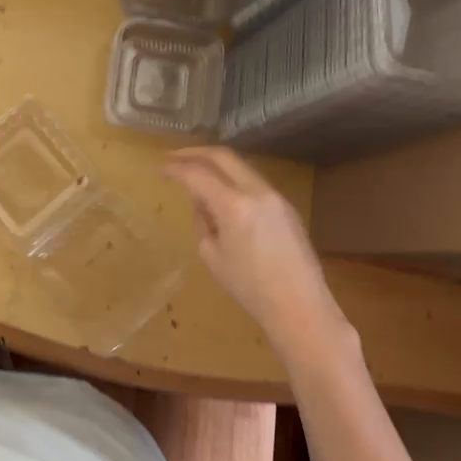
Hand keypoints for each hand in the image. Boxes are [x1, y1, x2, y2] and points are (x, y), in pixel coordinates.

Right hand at [163, 147, 348, 358]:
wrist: (299, 306)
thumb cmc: (249, 288)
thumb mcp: (212, 255)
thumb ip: (203, 221)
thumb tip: (202, 203)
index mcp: (234, 206)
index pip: (198, 174)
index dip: (176, 168)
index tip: (161, 168)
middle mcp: (257, 192)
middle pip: (223, 156)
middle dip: (195, 153)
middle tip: (174, 157)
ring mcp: (276, 197)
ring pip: (241, 167)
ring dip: (216, 165)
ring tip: (196, 174)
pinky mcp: (286, 207)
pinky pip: (254, 182)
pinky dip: (233, 180)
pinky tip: (222, 194)